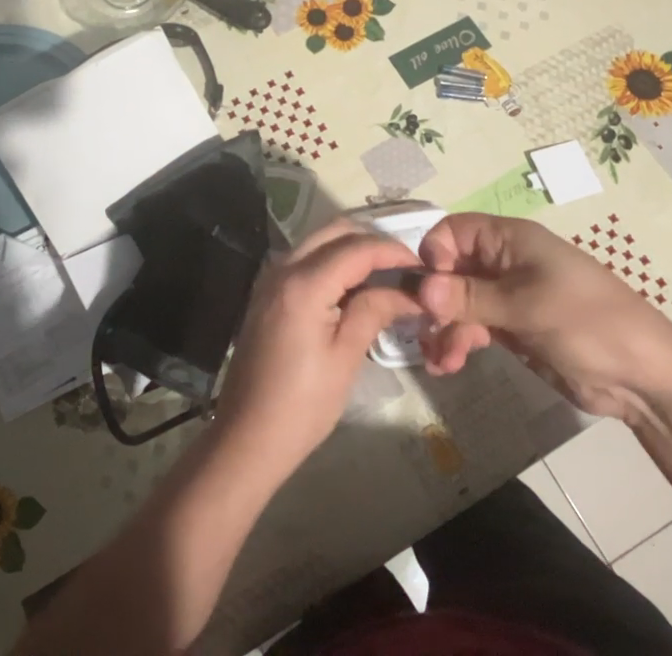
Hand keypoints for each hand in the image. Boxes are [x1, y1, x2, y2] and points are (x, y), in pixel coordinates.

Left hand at [213, 220, 422, 478]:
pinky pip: (304, 262)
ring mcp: (269, 281)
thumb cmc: (302, 405)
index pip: (358, 248)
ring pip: (317, 243)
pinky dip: (332, 263)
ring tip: (387, 276)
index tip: (424, 265)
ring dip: (352, 250)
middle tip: (406, 267)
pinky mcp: (266, 296)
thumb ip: (374, 311)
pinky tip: (356, 288)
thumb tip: (409, 291)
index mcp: (303, 284)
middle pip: (334, 232)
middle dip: (372, 241)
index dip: (394, 251)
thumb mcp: (345, 357)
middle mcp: (282, 270)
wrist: (247, 437)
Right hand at [415, 213, 671, 420]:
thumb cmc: (589, 324)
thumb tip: (420, 288)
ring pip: (456, 304)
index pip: (454, 231)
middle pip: (450, 270)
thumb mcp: (527, 307)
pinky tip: (447, 365)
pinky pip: (471, 328)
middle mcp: (505, 263)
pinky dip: (456, 344)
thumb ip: (470, 297)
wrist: (642, 378)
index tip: (430, 290)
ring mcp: (508, 298)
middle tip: (426, 332)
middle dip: (434, 301)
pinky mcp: (512, 330)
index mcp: (512, 241)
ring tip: (440, 361)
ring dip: (443, 329)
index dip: (435, 255)